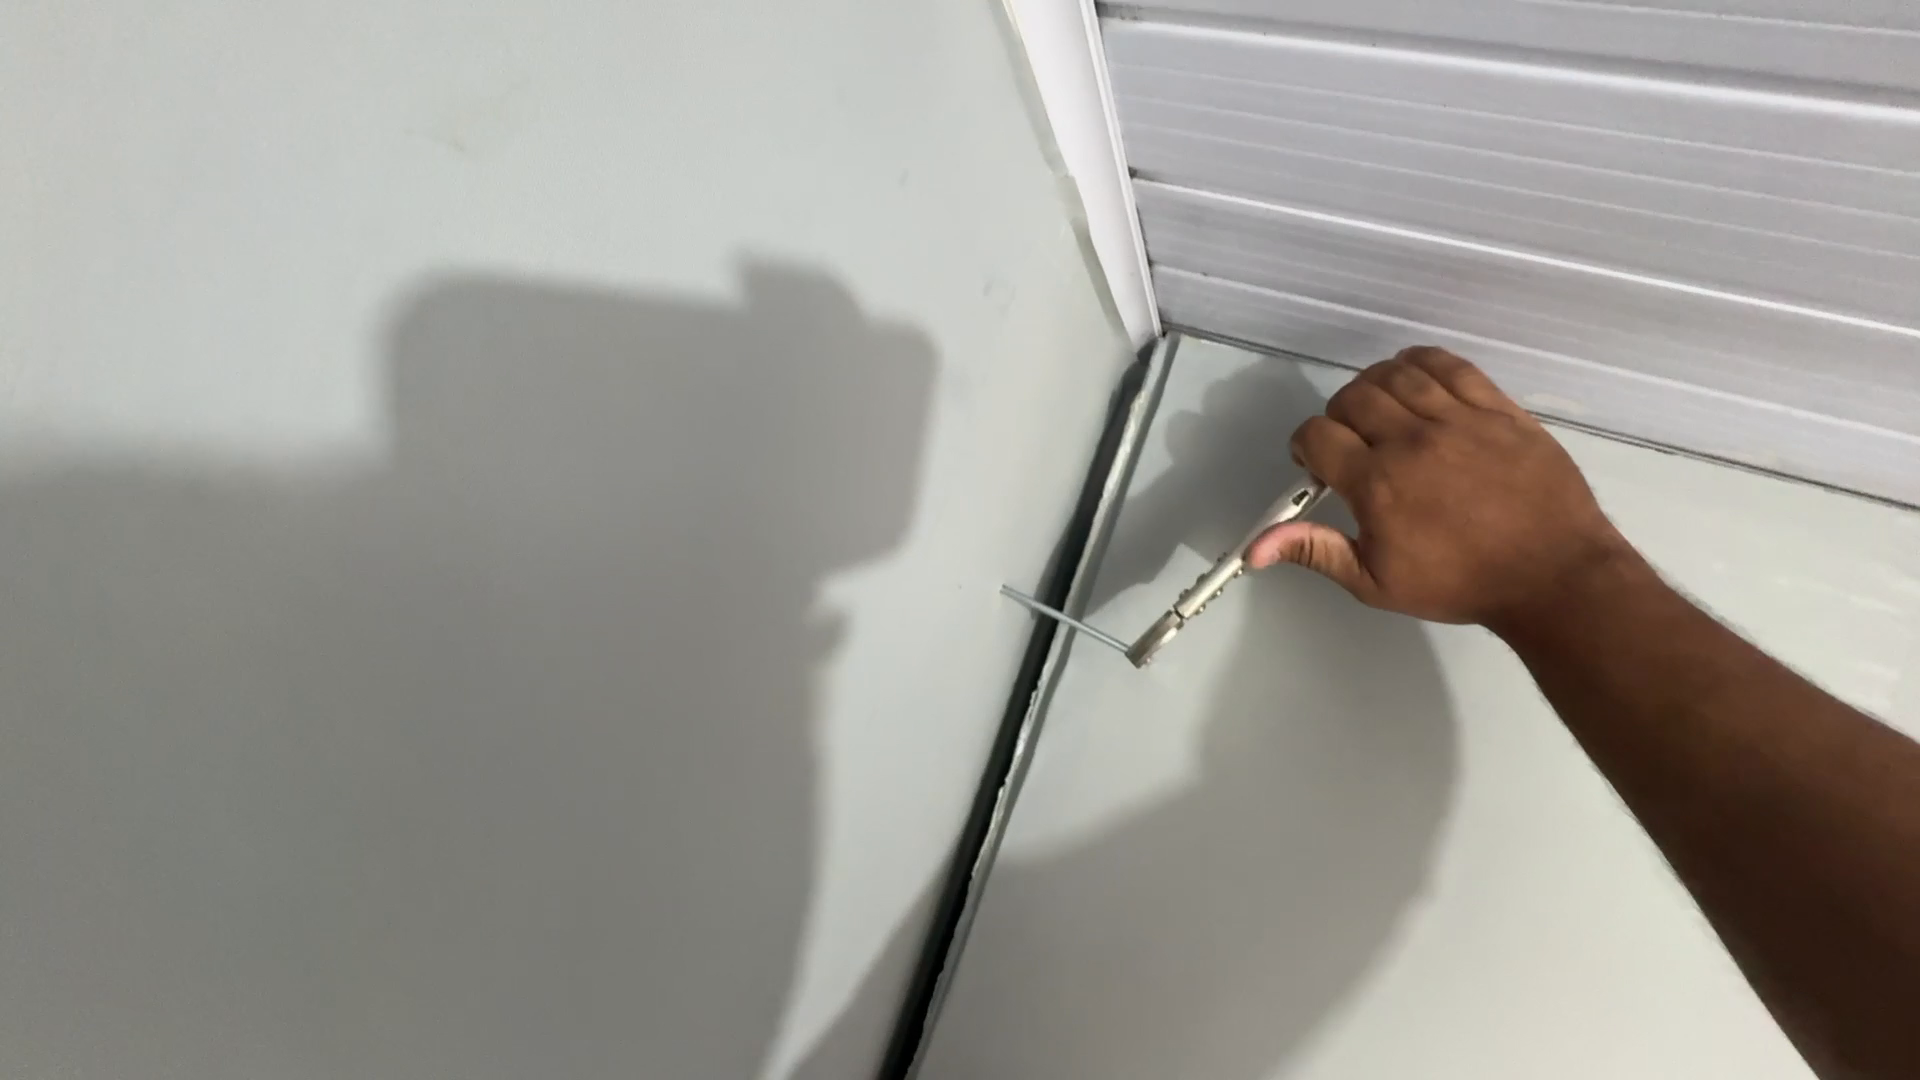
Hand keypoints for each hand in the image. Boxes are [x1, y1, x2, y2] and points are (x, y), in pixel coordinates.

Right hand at [1246, 347, 1639, 630]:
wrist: (1553, 575)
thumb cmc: (1457, 583)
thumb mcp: (1373, 582)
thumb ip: (1314, 552)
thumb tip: (1253, 550)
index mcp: (1376, 483)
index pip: (1315, 434)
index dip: (1305, 447)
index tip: (1319, 467)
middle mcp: (1411, 441)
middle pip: (1350, 398)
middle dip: (1338, 419)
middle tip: (1353, 445)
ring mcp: (1459, 420)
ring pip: (1394, 375)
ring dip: (1374, 390)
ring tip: (1382, 415)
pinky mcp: (1498, 409)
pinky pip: (1449, 365)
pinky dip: (1419, 365)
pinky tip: (1415, 384)